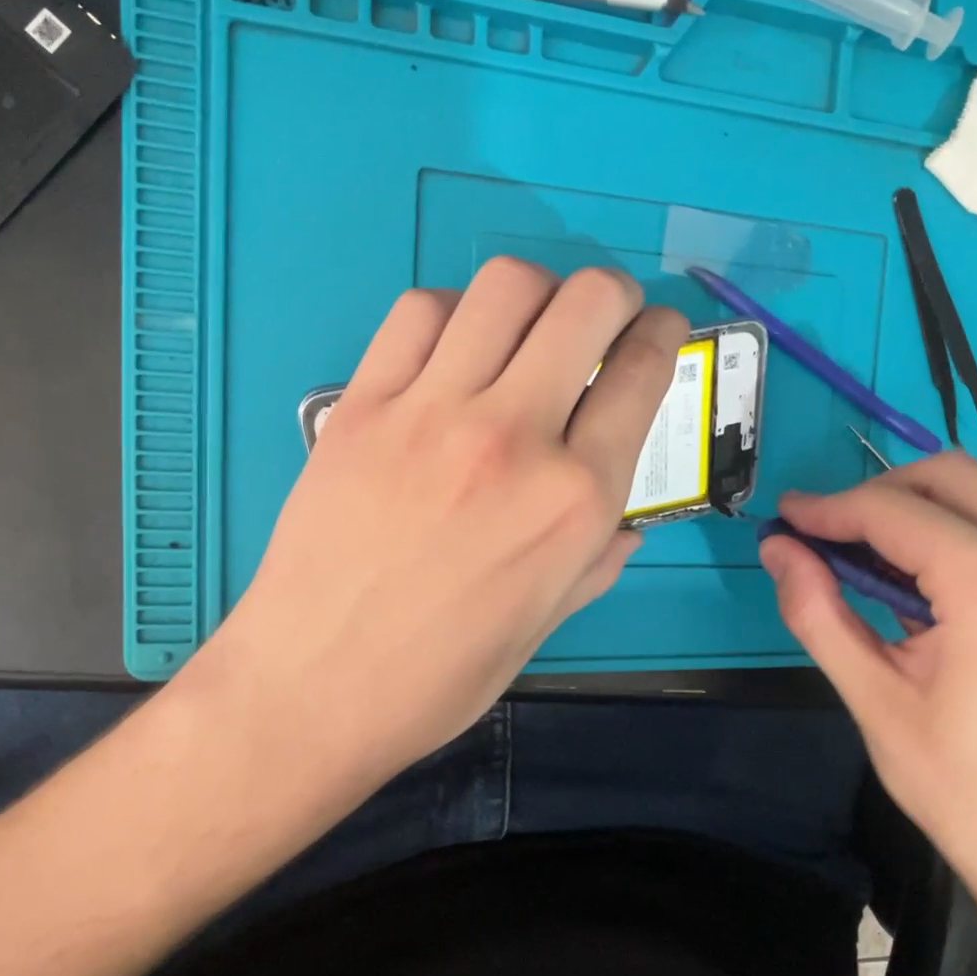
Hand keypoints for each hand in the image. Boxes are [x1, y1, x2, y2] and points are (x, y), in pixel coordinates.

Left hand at [199, 258, 684, 784]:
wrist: (313, 688)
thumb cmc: (440, 676)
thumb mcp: (545, 624)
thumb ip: (596, 558)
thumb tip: (627, 523)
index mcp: (575, 499)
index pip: (644, 372)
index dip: (664, 333)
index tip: (659, 329)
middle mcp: (515, 436)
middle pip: (585, 302)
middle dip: (612, 294)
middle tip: (604, 315)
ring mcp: (432, 412)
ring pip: (504, 287)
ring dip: (535, 293)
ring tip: (528, 326)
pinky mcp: (362, 405)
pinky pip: (418, 312)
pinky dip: (451, 313)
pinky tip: (452, 348)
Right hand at [759, 453, 976, 975]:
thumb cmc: (972, 797)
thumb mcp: (877, 702)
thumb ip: (819, 612)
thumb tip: (777, 549)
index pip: (896, 510)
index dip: (830, 508)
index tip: (784, 518)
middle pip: (950, 477)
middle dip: (877, 495)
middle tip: (825, 537)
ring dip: (922, 514)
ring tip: (872, 570)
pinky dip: (964, 538)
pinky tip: (933, 592)